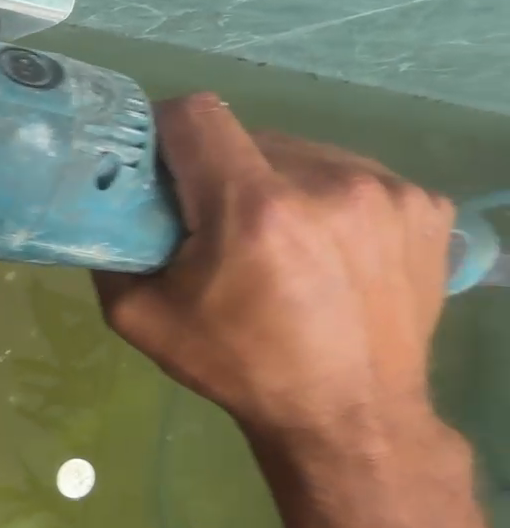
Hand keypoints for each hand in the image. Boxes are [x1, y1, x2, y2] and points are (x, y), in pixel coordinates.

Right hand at [94, 93, 453, 456]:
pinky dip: (318, 198)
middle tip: (198, 217)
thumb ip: (112, 252)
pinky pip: (349, 174)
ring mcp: (388, 191)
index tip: (147, 159)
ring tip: (261, 235)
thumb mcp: (136, 314)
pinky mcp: (425, 206)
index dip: (160, 127)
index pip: (197, 116)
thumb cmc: (231, 362)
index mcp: (252, 208)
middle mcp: (328, 183)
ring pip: (298, 153)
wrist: (348, 411)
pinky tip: (314, 245)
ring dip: (266, 181)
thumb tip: (102, 211)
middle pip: (245, 136)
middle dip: (211, 168)